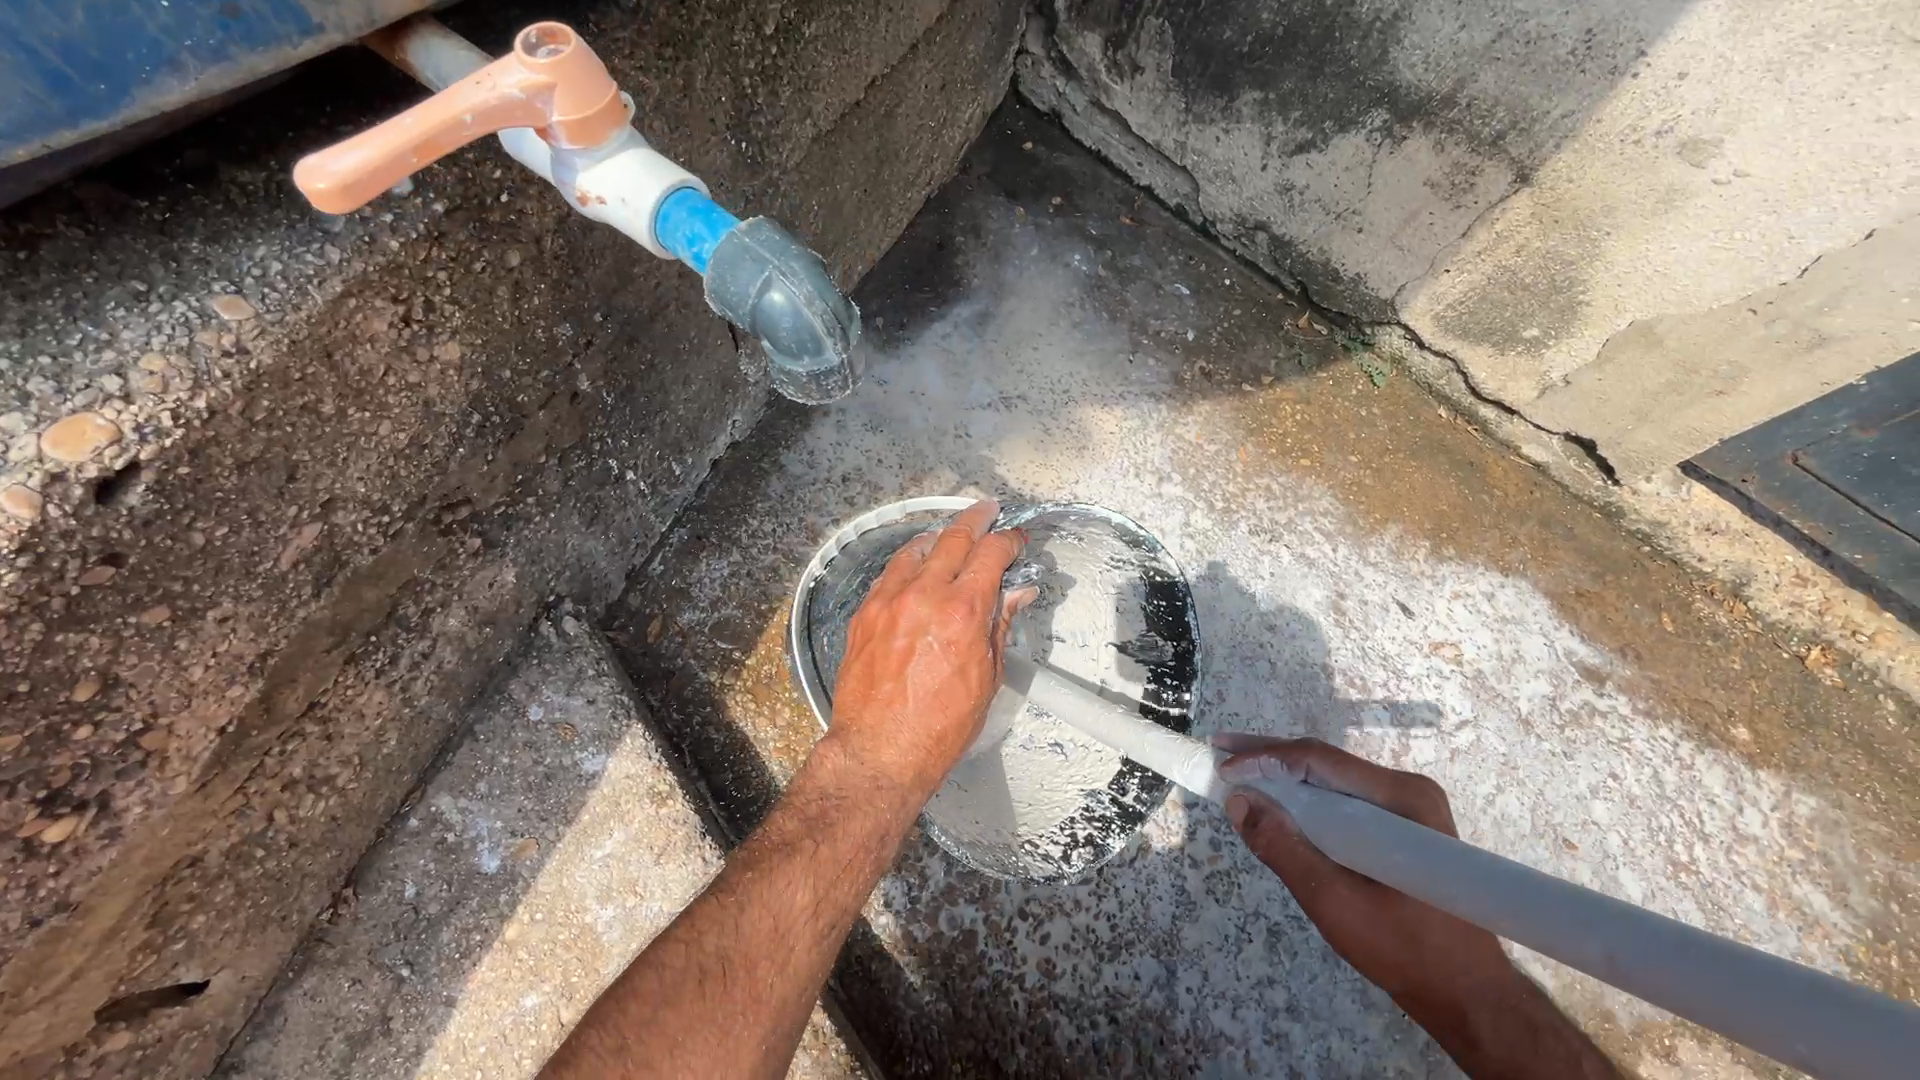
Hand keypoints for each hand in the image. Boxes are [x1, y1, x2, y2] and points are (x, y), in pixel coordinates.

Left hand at [827, 500, 1033, 793]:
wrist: (880, 749)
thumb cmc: (939, 726)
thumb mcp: (987, 677)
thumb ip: (999, 624)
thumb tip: (1016, 594)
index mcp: (963, 611)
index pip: (992, 554)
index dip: (1010, 540)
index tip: (1016, 540)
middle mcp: (924, 595)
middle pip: (955, 537)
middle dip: (977, 519)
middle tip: (989, 510)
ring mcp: (889, 600)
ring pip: (917, 547)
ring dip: (940, 536)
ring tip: (953, 534)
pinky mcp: (865, 612)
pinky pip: (890, 571)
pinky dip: (909, 559)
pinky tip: (917, 563)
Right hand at [1216, 737, 1618, 1078]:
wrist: (1467, 994)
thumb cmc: (1405, 949)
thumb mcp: (1334, 901)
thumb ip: (1284, 848)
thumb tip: (1237, 801)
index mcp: (1401, 798)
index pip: (1319, 760)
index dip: (1265, 759)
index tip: (1222, 768)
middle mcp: (1404, 790)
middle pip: (1322, 762)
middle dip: (1266, 756)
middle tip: (1218, 749)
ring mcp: (1403, 808)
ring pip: (1328, 779)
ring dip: (1280, 775)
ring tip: (1235, 769)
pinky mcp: (1397, 828)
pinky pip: (1338, 800)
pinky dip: (1299, 798)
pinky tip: (1272, 800)